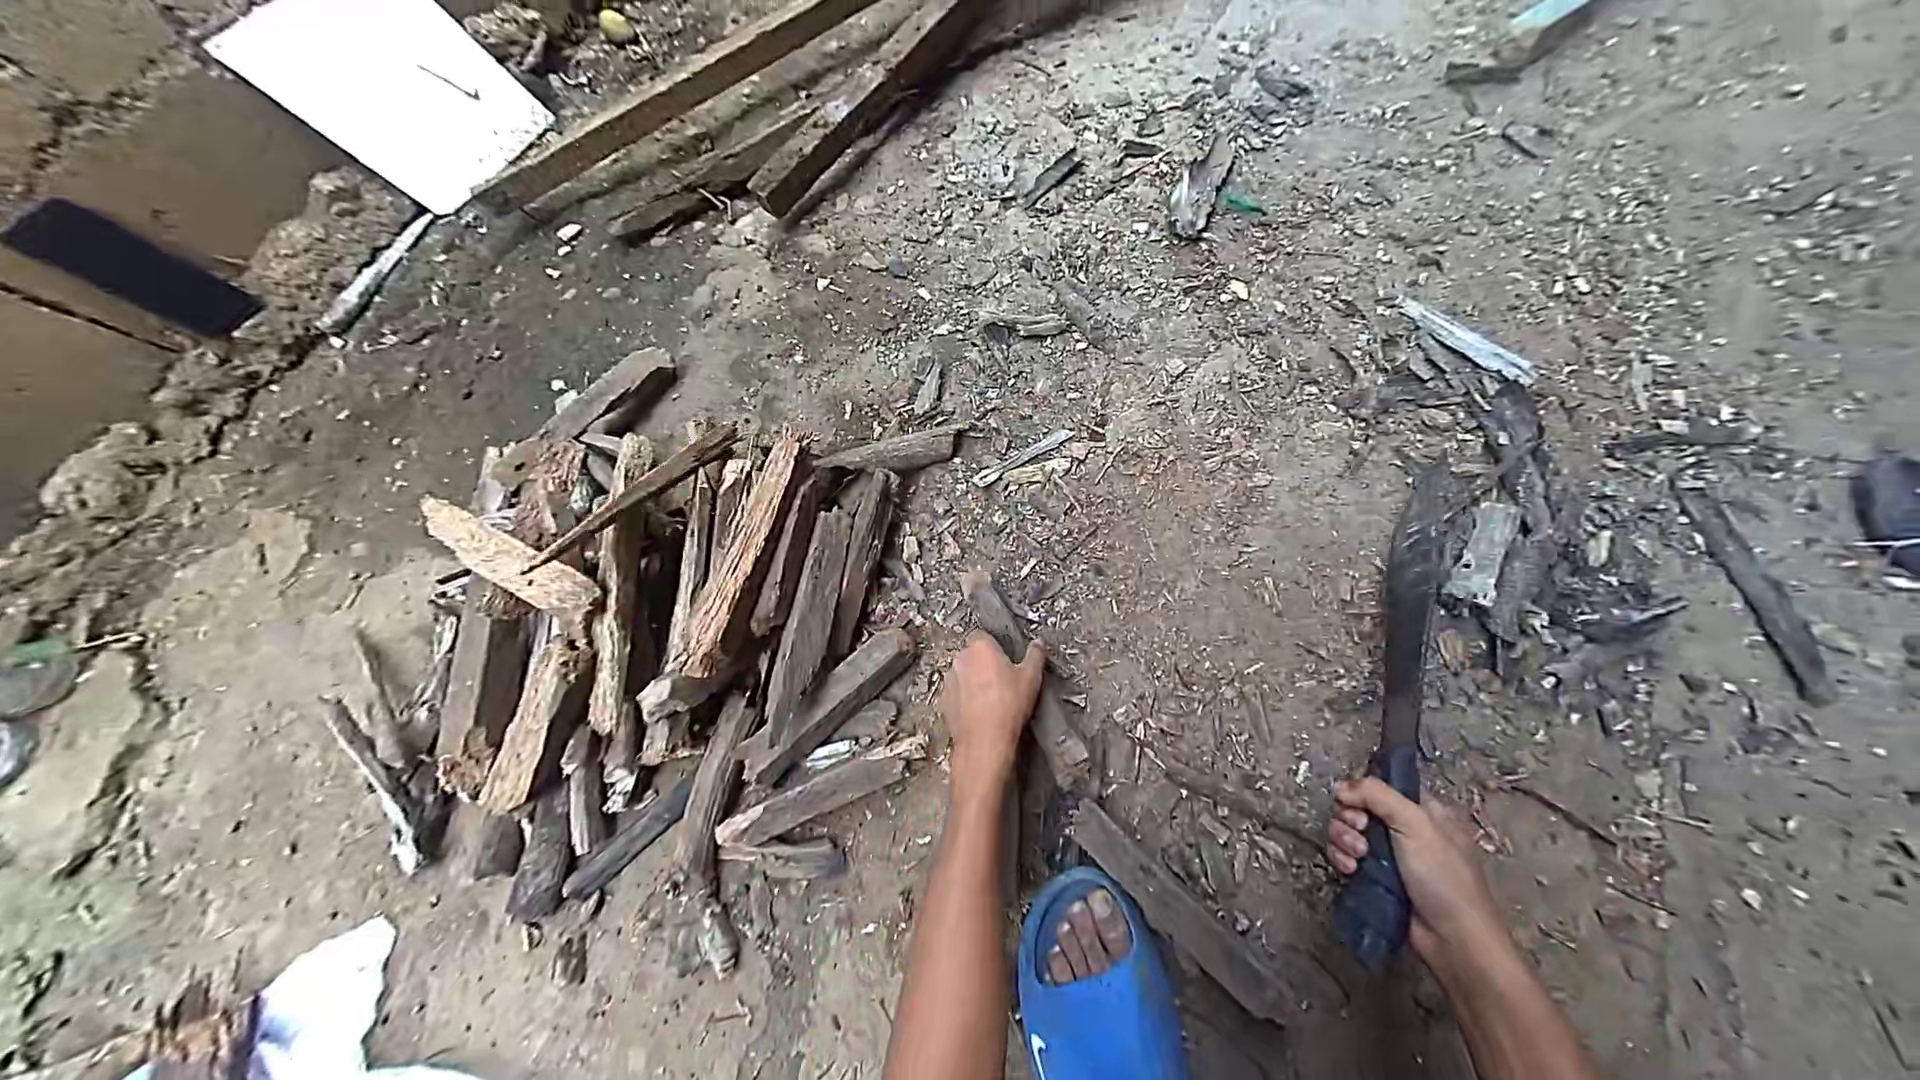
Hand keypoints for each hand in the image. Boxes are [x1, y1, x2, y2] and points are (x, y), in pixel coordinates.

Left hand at [938, 632, 1045, 799]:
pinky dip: (963, 698)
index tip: (1005, 659)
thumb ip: (1035, 655)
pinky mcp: (943, 700)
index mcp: (981, 647)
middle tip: (1001, 679)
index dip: (995, 646)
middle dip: (984, 664)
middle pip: (972, 654)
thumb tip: (1039, 645)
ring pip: (962, 674)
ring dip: (972, 680)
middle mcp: (961, 659)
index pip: (984, 635)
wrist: (985, 739)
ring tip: (991, 698)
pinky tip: (979, 710)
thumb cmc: (1007, 706)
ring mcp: (949, 680)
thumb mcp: (1031, 677)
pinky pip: (955, 693)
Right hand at [1327, 778, 1508, 976]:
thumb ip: (1378, 795)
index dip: (1363, 792)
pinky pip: (1345, 856)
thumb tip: (1341, 788)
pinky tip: (1351, 871)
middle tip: (1360, 834)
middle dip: (1349, 819)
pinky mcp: (1374, 876)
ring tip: (1357, 858)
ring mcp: (1388, 855)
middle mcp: (1403, 829)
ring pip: (1347, 831)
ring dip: (1344, 841)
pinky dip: (1342, 859)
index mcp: (1422, 811)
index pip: (1381, 787)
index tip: (1359, 805)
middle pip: (1357, 807)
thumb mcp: (1417, 825)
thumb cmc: (1443, 878)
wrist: (1454, 941)